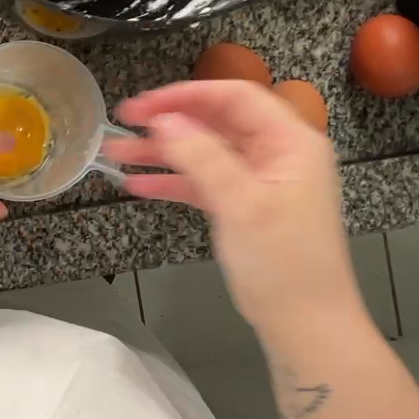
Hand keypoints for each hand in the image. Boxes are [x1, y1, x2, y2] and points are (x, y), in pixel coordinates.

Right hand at [107, 80, 364, 332]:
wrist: (304, 323)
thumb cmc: (282, 262)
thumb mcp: (240, 203)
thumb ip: (201, 157)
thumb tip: (164, 120)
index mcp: (290, 142)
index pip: (234, 99)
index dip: (185, 95)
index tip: (140, 106)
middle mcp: (276, 154)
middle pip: (216, 124)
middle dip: (167, 123)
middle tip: (120, 123)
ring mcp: (259, 182)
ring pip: (203, 154)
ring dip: (161, 153)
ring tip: (114, 154)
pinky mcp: (244, 208)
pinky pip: (203, 184)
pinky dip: (171, 182)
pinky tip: (136, 185)